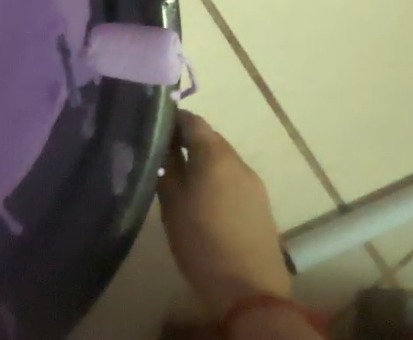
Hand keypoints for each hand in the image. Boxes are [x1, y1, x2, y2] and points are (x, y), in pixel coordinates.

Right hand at [156, 111, 291, 319]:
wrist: (250, 292)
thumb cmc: (202, 242)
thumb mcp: (171, 202)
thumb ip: (165, 166)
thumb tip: (159, 144)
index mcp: (215, 155)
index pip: (192, 119)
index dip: (170, 119)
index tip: (150, 129)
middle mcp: (238, 162)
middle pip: (209, 138)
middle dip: (185, 141)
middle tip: (160, 155)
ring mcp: (254, 185)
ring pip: (222, 160)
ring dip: (202, 162)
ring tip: (179, 179)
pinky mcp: (262, 206)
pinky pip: (233, 179)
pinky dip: (216, 179)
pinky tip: (202, 199)